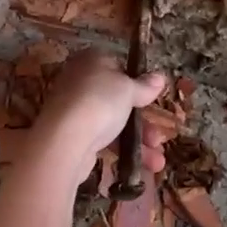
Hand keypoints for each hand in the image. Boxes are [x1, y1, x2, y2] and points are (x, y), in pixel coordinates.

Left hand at [25, 50, 167, 187]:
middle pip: (118, 99)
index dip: (137, 84)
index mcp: (91, 60)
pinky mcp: (75, 135)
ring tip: (157, 161)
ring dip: (139, 141)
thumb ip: (144, 86)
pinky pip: (104, 140)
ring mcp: (76, 109)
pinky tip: (143, 166)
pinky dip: (123, 150)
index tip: (153, 100)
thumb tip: (160, 77)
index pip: (118, 67)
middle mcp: (80, 81)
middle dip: (143, 121)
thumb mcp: (128, 89)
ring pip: (113, 122)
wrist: (66, 139)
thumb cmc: (100, 101)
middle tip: (158, 138)